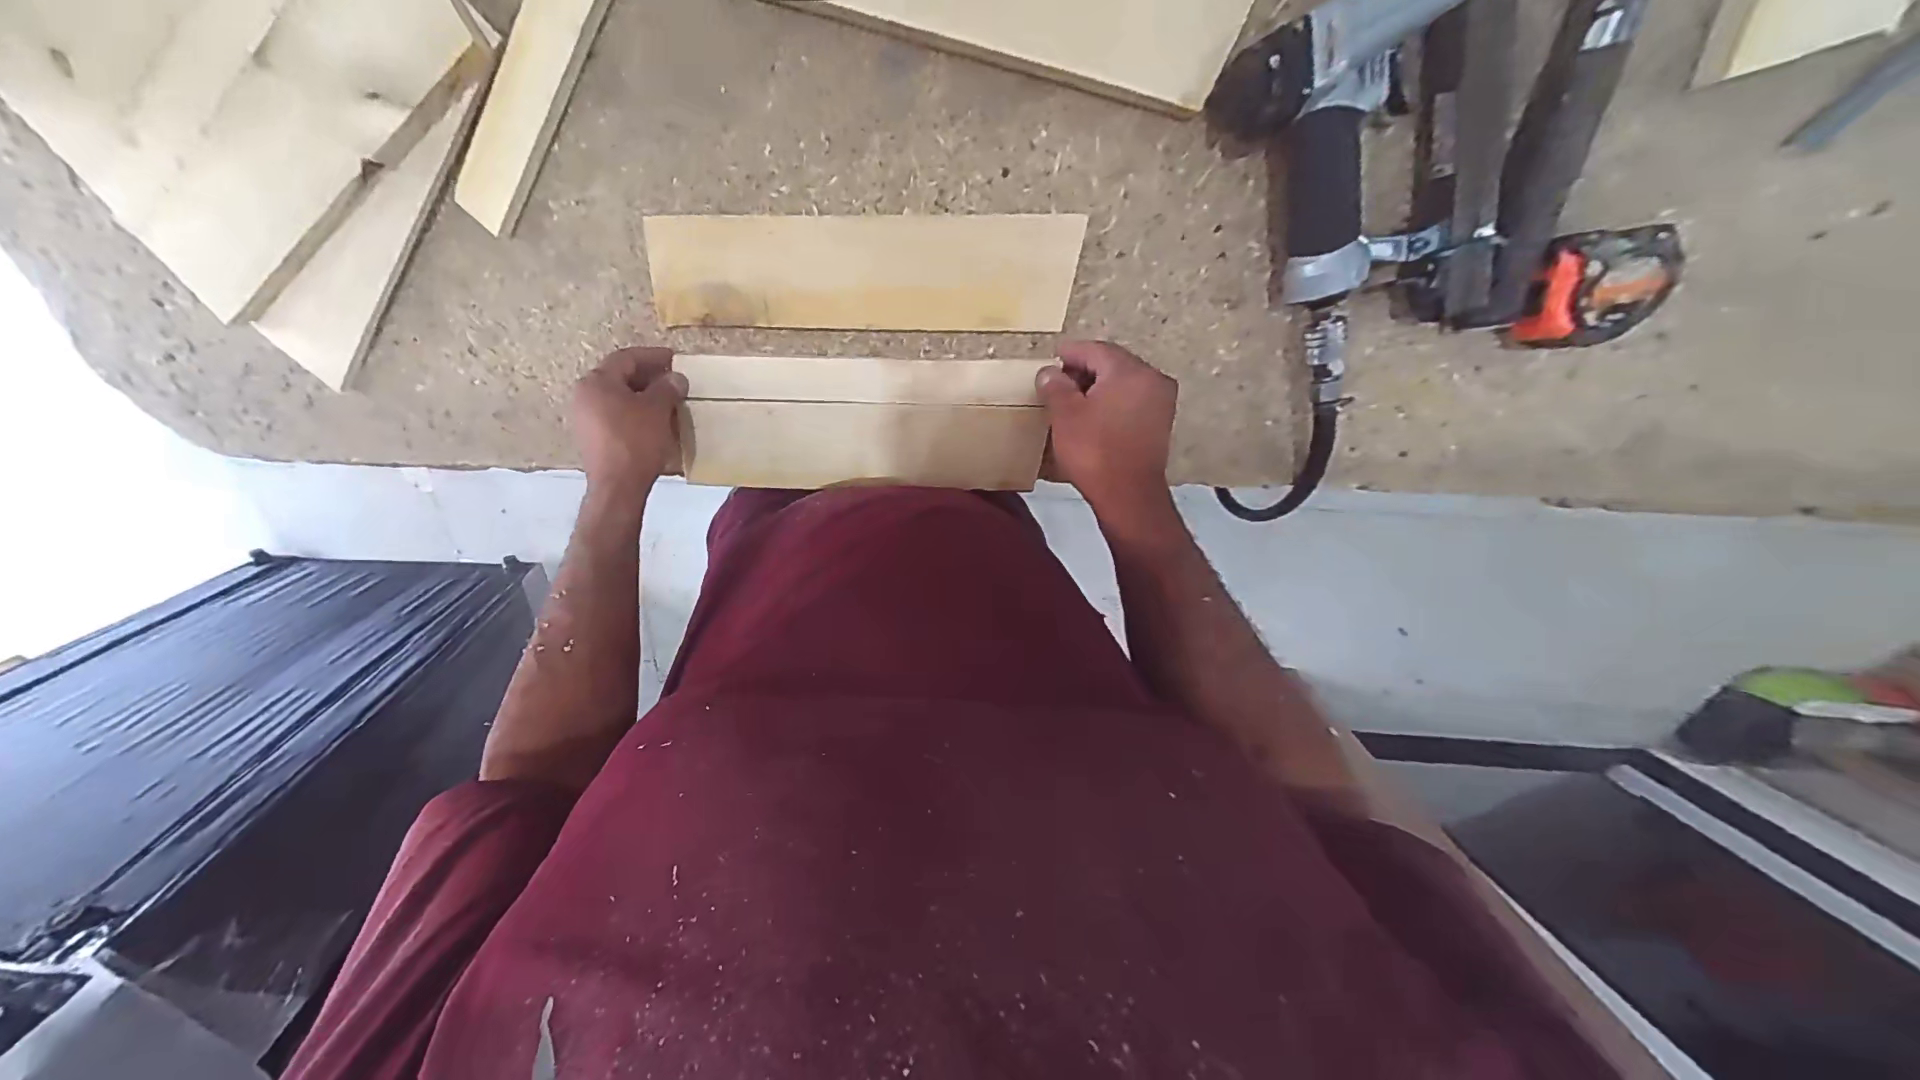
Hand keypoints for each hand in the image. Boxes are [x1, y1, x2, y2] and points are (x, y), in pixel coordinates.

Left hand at [570, 347, 686, 495]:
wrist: (618, 485)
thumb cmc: (636, 440)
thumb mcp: (657, 409)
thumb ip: (667, 388)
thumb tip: (676, 378)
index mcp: (596, 382)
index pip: (626, 358)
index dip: (653, 356)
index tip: (675, 358)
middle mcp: (584, 395)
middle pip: (620, 377)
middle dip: (648, 377)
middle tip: (673, 379)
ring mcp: (584, 418)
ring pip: (618, 398)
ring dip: (643, 396)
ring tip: (668, 401)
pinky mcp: (592, 438)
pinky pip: (615, 416)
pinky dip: (635, 413)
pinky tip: (654, 421)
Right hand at [1036, 340, 1178, 532]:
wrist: (1128, 495)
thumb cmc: (1094, 451)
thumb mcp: (1065, 415)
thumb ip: (1055, 386)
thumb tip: (1049, 372)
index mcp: (1129, 371)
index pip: (1096, 350)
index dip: (1071, 352)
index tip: (1054, 356)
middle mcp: (1152, 379)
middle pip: (1113, 364)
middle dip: (1085, 369)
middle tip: (1059, 380)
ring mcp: (1161, 402)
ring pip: (1124, 383)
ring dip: (1099, 386)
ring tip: (1073, 399)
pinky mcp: (1160, 423)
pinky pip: (1132, 400)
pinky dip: (1113, 401)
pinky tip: (1094, 414)